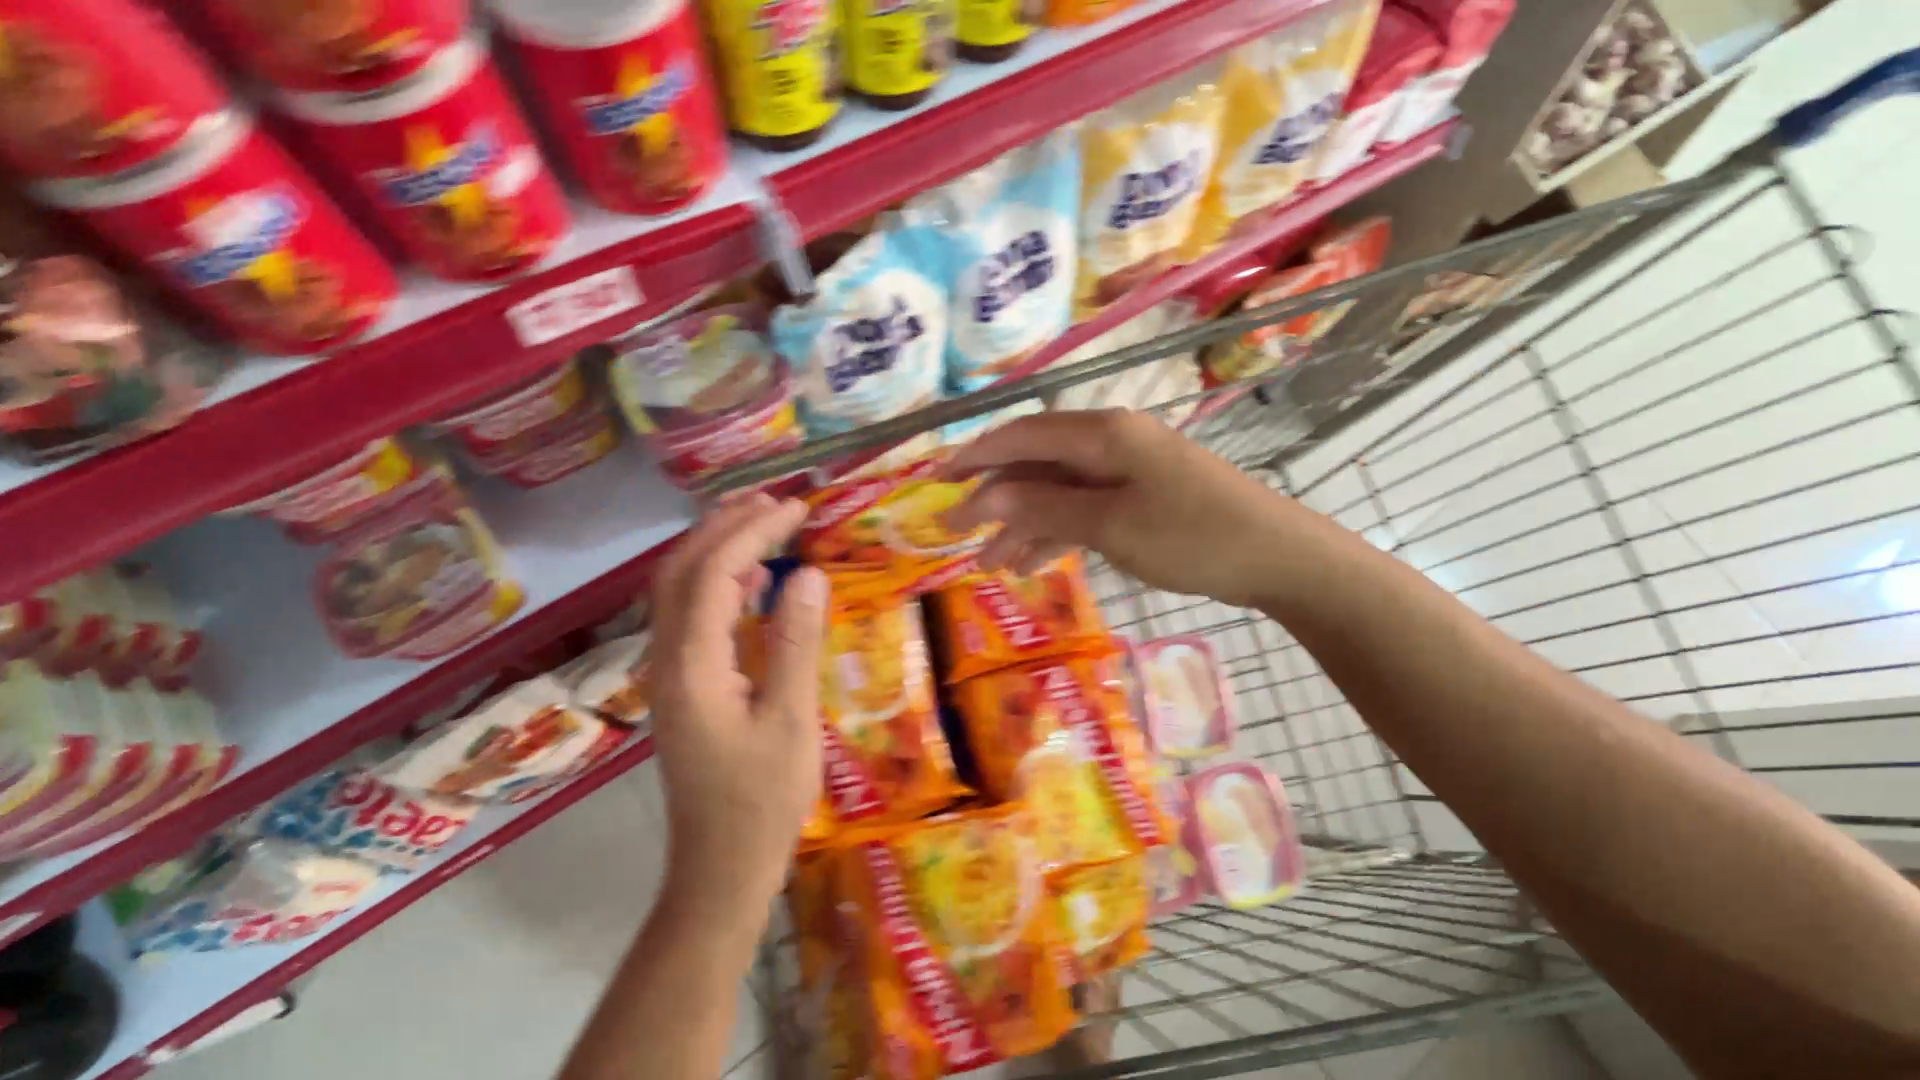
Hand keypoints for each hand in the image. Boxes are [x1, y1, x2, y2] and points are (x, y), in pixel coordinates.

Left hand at [648, 494, 828, 913]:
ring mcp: (668, 673)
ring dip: (716, 549)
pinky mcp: (681, 687)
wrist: (719, 868)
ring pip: (679, 590)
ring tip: (763, 523)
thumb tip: (806, 573)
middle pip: (682, 570)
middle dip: (725, 526)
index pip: (715, 573)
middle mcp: (667, 659)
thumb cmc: (761, 802)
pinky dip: (718, 583)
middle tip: (775, 500)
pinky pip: (689, 616)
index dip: (755, 531)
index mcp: (692, 664)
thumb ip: (796, 643)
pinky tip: (754, 585)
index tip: (798, 508)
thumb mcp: (791, 722)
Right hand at [942, 409, 1298, 607]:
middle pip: (1037, 463)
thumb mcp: (1109, 526)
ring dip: (1024, 523)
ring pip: (1059, 490)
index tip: (936, 481)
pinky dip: (1058, 532)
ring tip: (989, 564)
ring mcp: (1129, 469)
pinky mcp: (1143, 497)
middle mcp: (1111, 441)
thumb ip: (1042, 509)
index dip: (975, 456)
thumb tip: (981, 497)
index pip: (1022, 434)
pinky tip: (1033, 563)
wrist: (1277, 557)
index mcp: (1102, 433)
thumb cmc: (1191, 536)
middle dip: (996, 498)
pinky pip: (1086, 508)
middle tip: (957, 533)